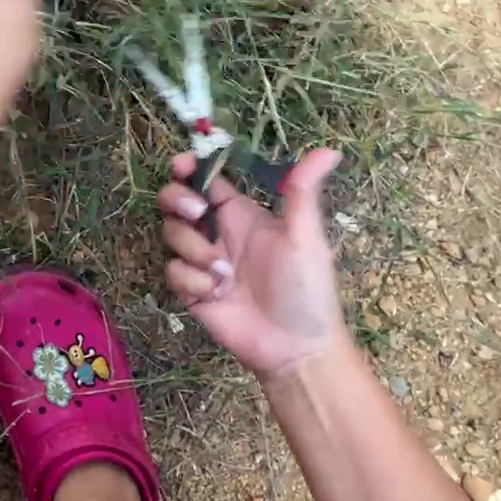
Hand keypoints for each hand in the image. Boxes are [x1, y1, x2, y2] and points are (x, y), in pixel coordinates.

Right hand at [157, 149, 347, 383]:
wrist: (296, 350)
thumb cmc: (307, 290)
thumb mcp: (305, 238)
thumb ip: (302, 193)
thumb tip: (329, 150)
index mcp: (239, 213)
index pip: (203, 178)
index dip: (187, 167)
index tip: (181, 166)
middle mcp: (216, 231)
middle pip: (174, 199)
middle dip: (177, 201)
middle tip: (198, 216)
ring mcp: (200, 259)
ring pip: (171, 233)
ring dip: (194, 250)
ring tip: (224, 274)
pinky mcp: (190, 287)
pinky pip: (173, 270)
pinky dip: (192, 281)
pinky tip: (217, 294)